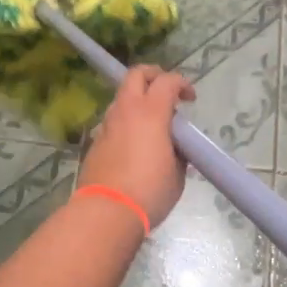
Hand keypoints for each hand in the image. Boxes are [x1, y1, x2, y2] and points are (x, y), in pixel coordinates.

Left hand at [82, 65, 193, 228]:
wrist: (107, 211)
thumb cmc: (150, 191)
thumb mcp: (177, 173)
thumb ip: (179, 153)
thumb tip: (176, 148)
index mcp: (151, 112)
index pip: (167, 81)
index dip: (181, 83)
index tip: (190, 98)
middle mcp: (126, 111)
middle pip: (136, 75)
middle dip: (153, 76)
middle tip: (166, 92)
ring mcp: (107, 124)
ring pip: (122, 97)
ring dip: (138, 100)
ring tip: (152, 122)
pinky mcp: (96, 141)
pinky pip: (114, 121)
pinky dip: (126, 122)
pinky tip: (135, 144)